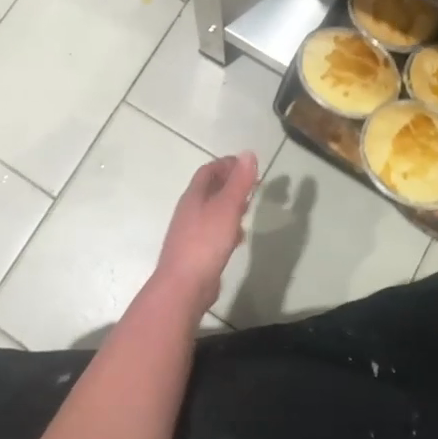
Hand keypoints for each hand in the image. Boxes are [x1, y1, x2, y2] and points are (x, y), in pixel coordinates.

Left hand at [154, 152, 258, 318]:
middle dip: (230, 184)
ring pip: (212, 211)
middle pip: (209, 189)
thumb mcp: (227, 208)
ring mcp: (190, 232)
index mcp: (194, 196)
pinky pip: (213, 231)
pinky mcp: (196, 251)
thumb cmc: (206, 242)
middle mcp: (189, 210)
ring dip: (230, 206)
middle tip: (253, 185)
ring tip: (248, 208)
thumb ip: (239, 182)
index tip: (248, 165)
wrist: (184, 285)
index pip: (208, 170)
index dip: (227, 164)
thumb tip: (247, 153)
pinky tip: (238, 238)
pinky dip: (227, 227)